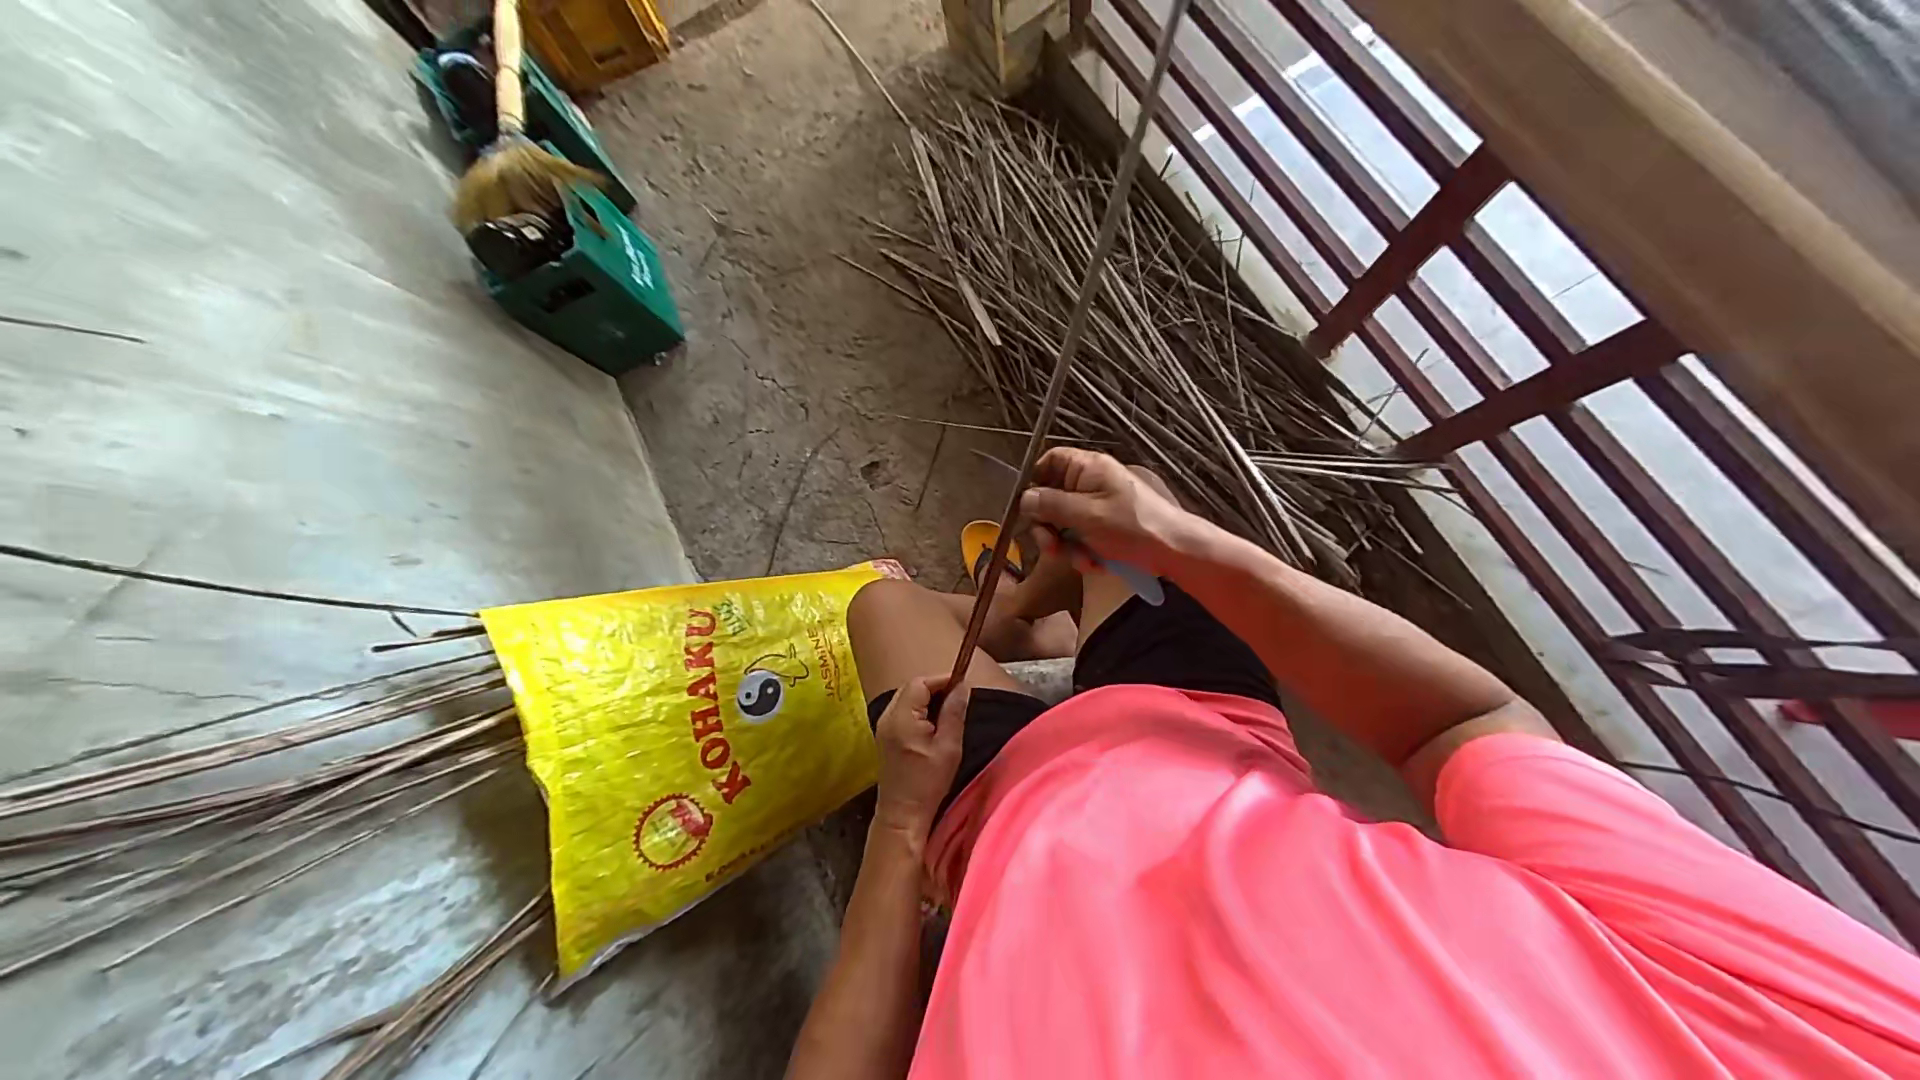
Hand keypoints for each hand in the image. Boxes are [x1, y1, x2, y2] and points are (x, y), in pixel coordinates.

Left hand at [872, 675, 966, 841]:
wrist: (902, 814)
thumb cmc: (928, 783)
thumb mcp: (948, 747)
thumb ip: (954, 712)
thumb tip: (962, 686)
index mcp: (901, 717)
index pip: (920, 683)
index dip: (942, 680)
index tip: (963, 685)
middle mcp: (887, 716)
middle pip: (911, 687)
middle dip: (935, 687)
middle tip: (958, 697)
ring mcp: (883, 725)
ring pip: (907, 697)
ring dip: (928, 698)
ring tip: (949, 710)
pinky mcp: (885, 734)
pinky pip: (902, 709)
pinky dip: (919, 709)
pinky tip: (934, 722)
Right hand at [1019, 448, 1202, 575]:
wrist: (1174, 551)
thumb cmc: (1134, 526)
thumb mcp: (1087, 514)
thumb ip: (1051, 505)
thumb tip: (1024, 499)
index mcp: (1088, 469)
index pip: (1050, 460)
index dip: (1035, 481)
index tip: (1027, 507)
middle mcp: (1091, 484)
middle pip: (1051, 498)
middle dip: (1049, 526)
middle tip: (1050, 546)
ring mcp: (1098, 508)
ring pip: (1063, 524)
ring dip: (1067, 546)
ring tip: (1082, 559)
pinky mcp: (1104, 530)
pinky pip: (1080, 539)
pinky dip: (1084, 553)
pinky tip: (1096, 563)